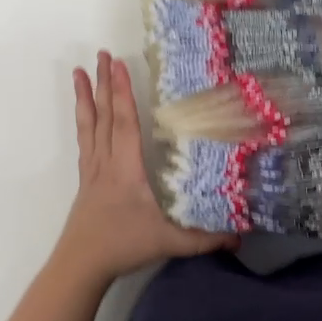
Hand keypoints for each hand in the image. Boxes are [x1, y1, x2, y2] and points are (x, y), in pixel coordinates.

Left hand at [53, 52, 238, 283]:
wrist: (79, 266)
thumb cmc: (123, 248)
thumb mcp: (169, 243)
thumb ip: (205, 238)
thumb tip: (242, 234)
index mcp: (125, 170)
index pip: (124, 124)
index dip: (123, 93)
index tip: (120, 65)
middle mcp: (105, 163)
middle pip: (104, 116)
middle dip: (105, 84)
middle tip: (102, 54)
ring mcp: (92, 171)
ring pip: (88, 126)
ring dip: (87, 98)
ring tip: (80, 72)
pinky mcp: (86, 180)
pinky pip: (84, 141)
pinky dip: (84, 121)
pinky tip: (85, 114)